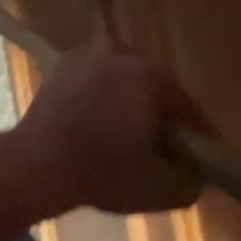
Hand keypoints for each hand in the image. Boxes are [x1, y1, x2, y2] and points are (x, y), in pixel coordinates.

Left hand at [8, 44, 203, 215]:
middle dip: (162, 114)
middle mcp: (123, 53)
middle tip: (161, 146)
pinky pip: (99, 76)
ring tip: (127, 133)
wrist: (40, 159)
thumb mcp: (166, 188)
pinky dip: (104, 92)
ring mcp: (90, 51)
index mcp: (153, 77)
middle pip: (157, 87)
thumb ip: (195, 176)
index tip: (196, 159)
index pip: (189, 109)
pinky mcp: (66, 59)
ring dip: (132, 99)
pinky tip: (99, 118)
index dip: (196, 137)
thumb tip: (199, 166)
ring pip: (126, 78)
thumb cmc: (105, 172)